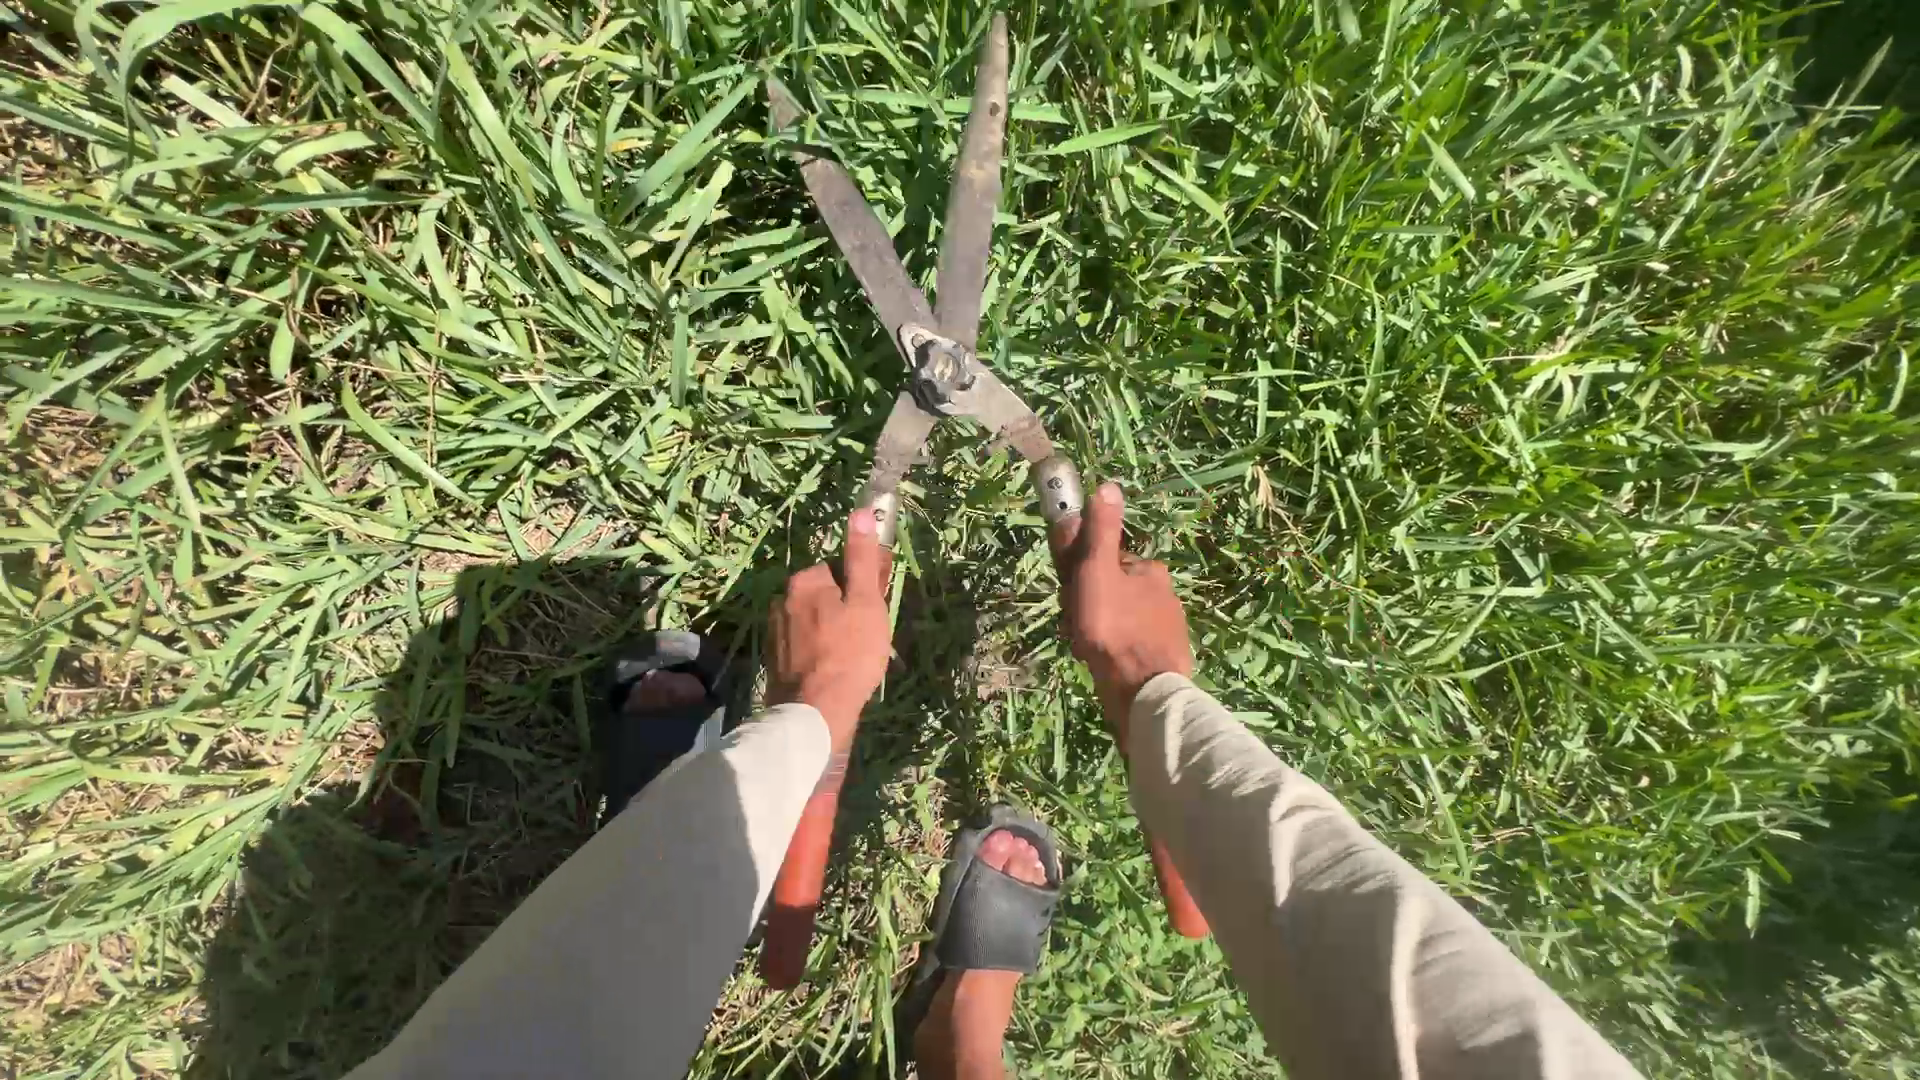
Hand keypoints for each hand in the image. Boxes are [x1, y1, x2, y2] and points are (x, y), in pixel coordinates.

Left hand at [768, 508, 893, 751]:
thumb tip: (860, 512)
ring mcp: (776, 631)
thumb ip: (862, 558)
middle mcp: (783, 600)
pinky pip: (805, 643)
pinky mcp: (775, 658)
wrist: (815, 712)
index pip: (840, 569)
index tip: (876, 607)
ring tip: (855, 657)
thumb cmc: (850, 653)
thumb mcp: (866, 601)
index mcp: (805, 582)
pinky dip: (820, 650)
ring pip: (816, 620)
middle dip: (847, 608)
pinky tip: (835, 668)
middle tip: (868, 636)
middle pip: (826, 594)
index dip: (863, 586)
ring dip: (834, 630)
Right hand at [1049, 482, 1193, 743]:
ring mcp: (1167, 627)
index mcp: (1148, 570)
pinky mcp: (1166, 656)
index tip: (1071, 593)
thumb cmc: (1113, 625)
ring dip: (1097, 629)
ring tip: (1085, 647)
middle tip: (1075, 626)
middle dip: (1088, 605)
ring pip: (1119, 619)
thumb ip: (1100, 532)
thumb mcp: (1097, 571)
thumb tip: (1108, 485)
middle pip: (1111, 590)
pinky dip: (1113, 649)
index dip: (1081, 575)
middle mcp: (1164, 593)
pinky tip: (1102, 662)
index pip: (1104, 561)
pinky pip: (1129, 643)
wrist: (1142, 690)